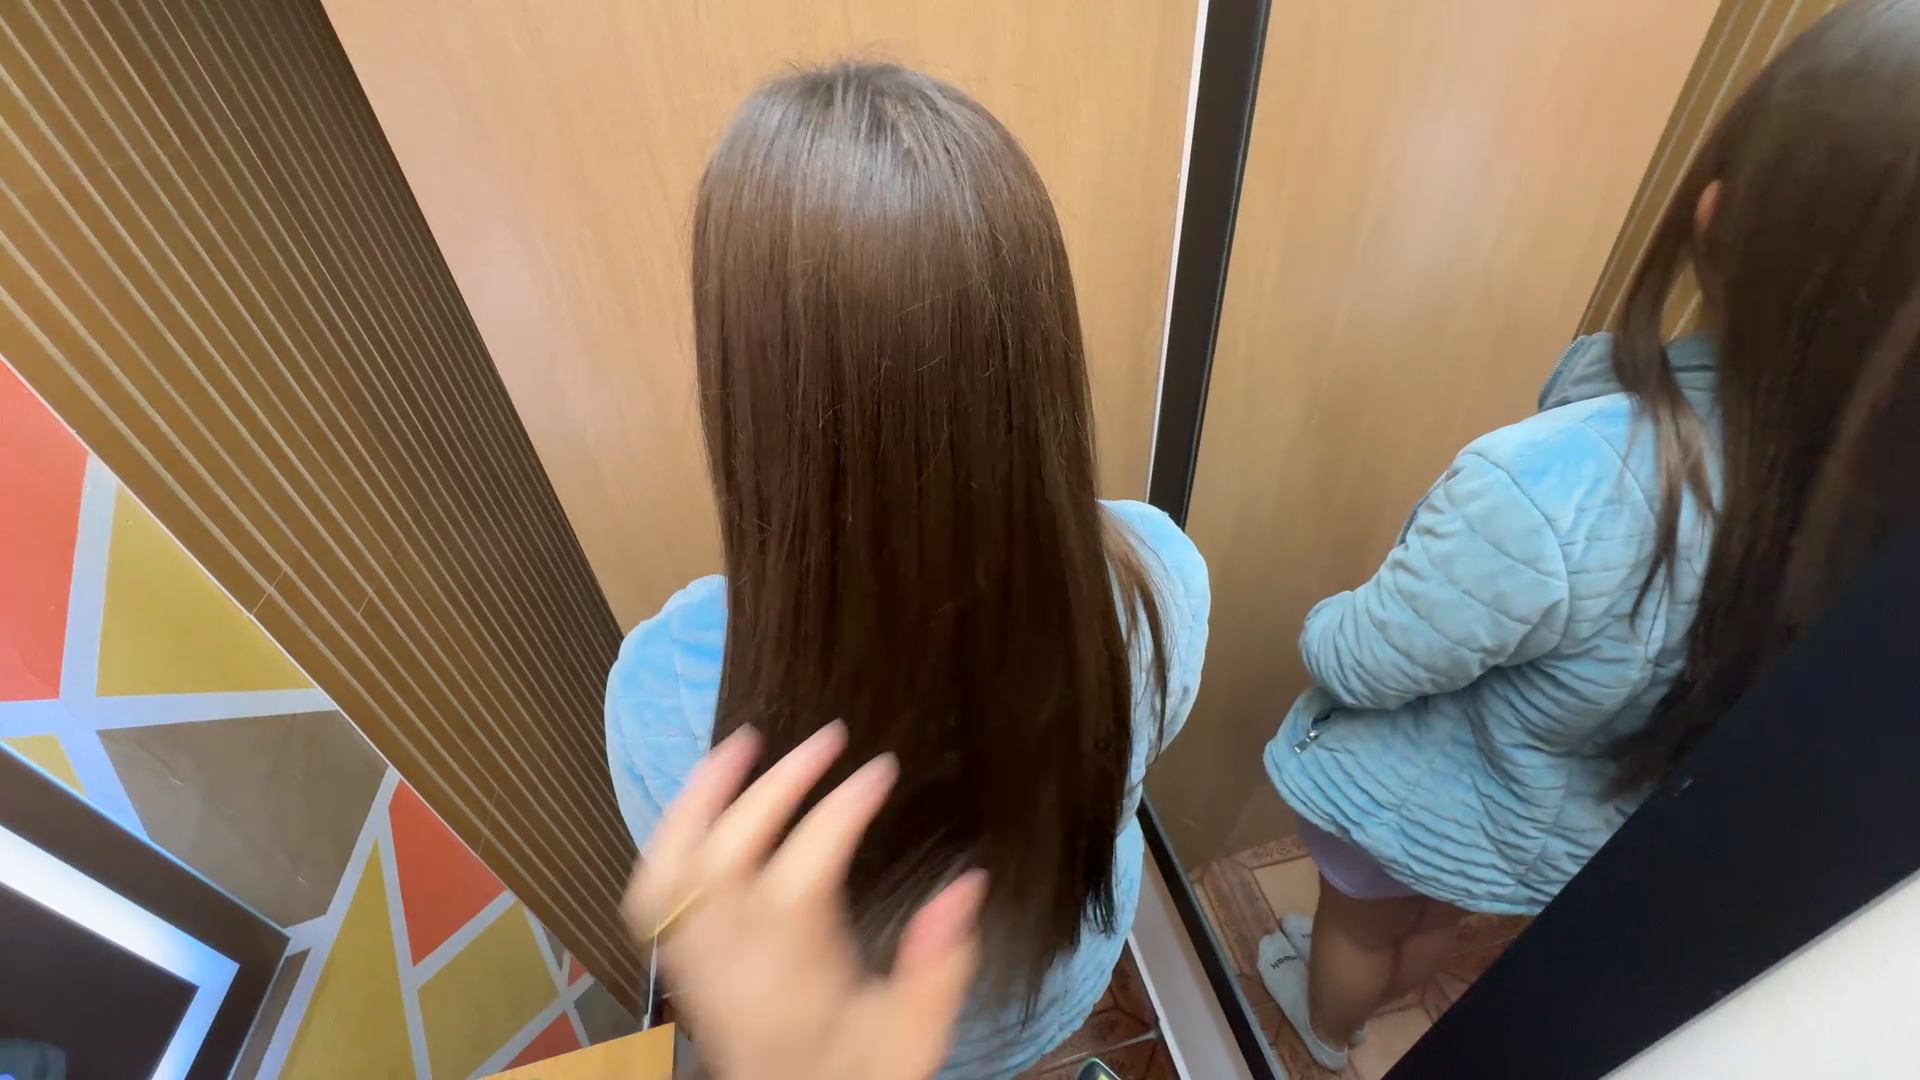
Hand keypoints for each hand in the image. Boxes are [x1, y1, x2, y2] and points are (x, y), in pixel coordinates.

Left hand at [624, 721, 985, 1079]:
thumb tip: (968, 882)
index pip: (804, 877)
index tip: (882, 768)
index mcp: (790, 979)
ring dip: (704, 795)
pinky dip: (674, 829)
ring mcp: (697, 958)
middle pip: (730, 857)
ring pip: (674, 867)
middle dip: (779, 783)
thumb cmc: (856, 1071)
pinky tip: (704, 793)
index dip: (841, 811)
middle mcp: (731, 963)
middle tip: (831, 737)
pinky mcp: (683, 954)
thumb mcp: (914, 1036)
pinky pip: (655, 886)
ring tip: (744, 740)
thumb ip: (941, 965)